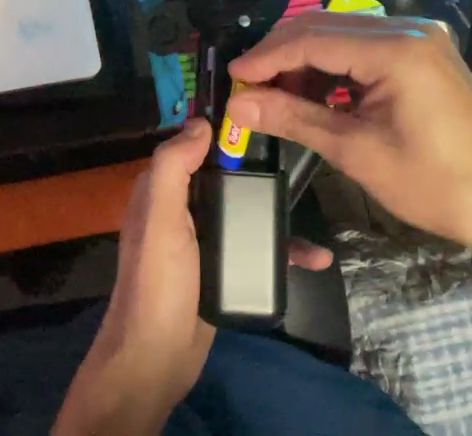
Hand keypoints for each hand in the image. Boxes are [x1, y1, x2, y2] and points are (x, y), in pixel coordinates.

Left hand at [56, 119, 332, 434]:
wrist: (157, 357)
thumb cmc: (157, 281)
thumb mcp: (160, 217)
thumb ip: (173, 168)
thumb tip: (201, 123)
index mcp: (160, 191)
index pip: (190, 148)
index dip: (219, 131)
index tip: (259, 115)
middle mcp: (179, 211)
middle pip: (222, 178)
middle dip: (256, 170)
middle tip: (295, 160)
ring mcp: (203, 242)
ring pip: (242, 212)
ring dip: (273, 210)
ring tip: (306, 205)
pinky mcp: (222, 270)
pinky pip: (255, 250)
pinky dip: (282, 249)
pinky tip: (314, 257)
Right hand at [226, 12, 471, 265]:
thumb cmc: (437, 185)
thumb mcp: (357, 152)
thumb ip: (293, 118)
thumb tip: (236, 105)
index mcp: (396, 49)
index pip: (311, 39)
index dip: (265, 57)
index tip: (231, 77)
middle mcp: (408, 29)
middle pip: (324, 28)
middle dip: (280, 55)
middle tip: (246, 86)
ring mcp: (420, 38)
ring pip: (341, 35)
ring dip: (305, 61)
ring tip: (275, 96)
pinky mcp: (424, 54)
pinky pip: (364, 47)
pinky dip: (333, 68)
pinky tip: (314, 94)